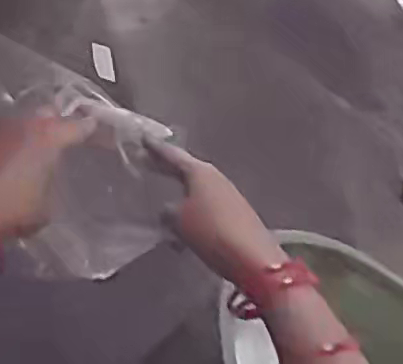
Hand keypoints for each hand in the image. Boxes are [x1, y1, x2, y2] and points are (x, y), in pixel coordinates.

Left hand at [0, 110, 97, 240]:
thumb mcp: (48, 202)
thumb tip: (49, 170)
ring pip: (24, 116)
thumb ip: (53, 177)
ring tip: (42, 144)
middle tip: (70, 135)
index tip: (103, 130)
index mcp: (48, 136)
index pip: (77, 125)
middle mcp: (24, 121)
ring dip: (34, 127)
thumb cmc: (14, 206)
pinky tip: (16, 149)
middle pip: (49, 111)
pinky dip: (14, 135)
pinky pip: (5, 127)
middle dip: (61, 120)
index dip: (92, 128)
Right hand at [146, 139, 285, 281]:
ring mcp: (230, 196)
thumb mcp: (178, 220)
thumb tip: (167, 210)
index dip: (154, 146)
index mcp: (198, 171)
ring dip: (180, 187)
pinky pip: (208, 203)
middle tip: (145, 159)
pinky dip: (193, 204)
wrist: (260, 265)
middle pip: (185, 167)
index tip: (141, 137)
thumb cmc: (212, 232)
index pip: (170, 153)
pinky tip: (185, 216)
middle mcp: (215, 178)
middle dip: (165, 165)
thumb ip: (166, 210)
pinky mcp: (239, 216)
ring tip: (163, 188)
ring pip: (197, 186)